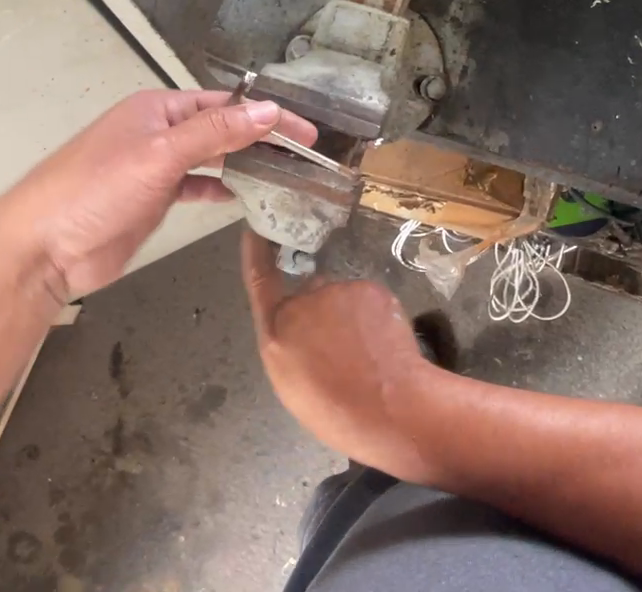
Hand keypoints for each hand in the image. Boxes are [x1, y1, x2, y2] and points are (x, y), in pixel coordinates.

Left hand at [0, 90, 316, 299]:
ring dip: (245, 162)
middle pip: (222, 128)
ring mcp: (155, 167)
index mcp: (158, 109)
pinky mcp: (153, 199)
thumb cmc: (96, 190)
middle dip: (262, 137)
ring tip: (286, 172)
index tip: (305, 132)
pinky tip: (243, 195)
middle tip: (306, 153)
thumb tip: (269, 111)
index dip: (267, 115)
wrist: (42, 249)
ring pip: (212, 157)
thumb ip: (216, 132)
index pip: (226, 105)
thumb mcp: (160, 154)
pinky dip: (220, 188)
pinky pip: (197, 186)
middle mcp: (159, 132)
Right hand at [243, 231, 440, 481]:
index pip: (259, 284)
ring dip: (352, 314)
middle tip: (345, 346)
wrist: (387, 408)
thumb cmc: (337, 411)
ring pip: (344, 296)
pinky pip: (369, 297)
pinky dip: (376, 314)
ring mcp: (337, 292)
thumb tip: (305, 330)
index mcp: (276, 334)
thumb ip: (290, 344)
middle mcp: (302, 304)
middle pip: (312, 294)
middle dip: (324, 312)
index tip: (254, 230)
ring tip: (367, 351)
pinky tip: (384, 341)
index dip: (256, 255)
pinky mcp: (369, 289)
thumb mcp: (294, 383)